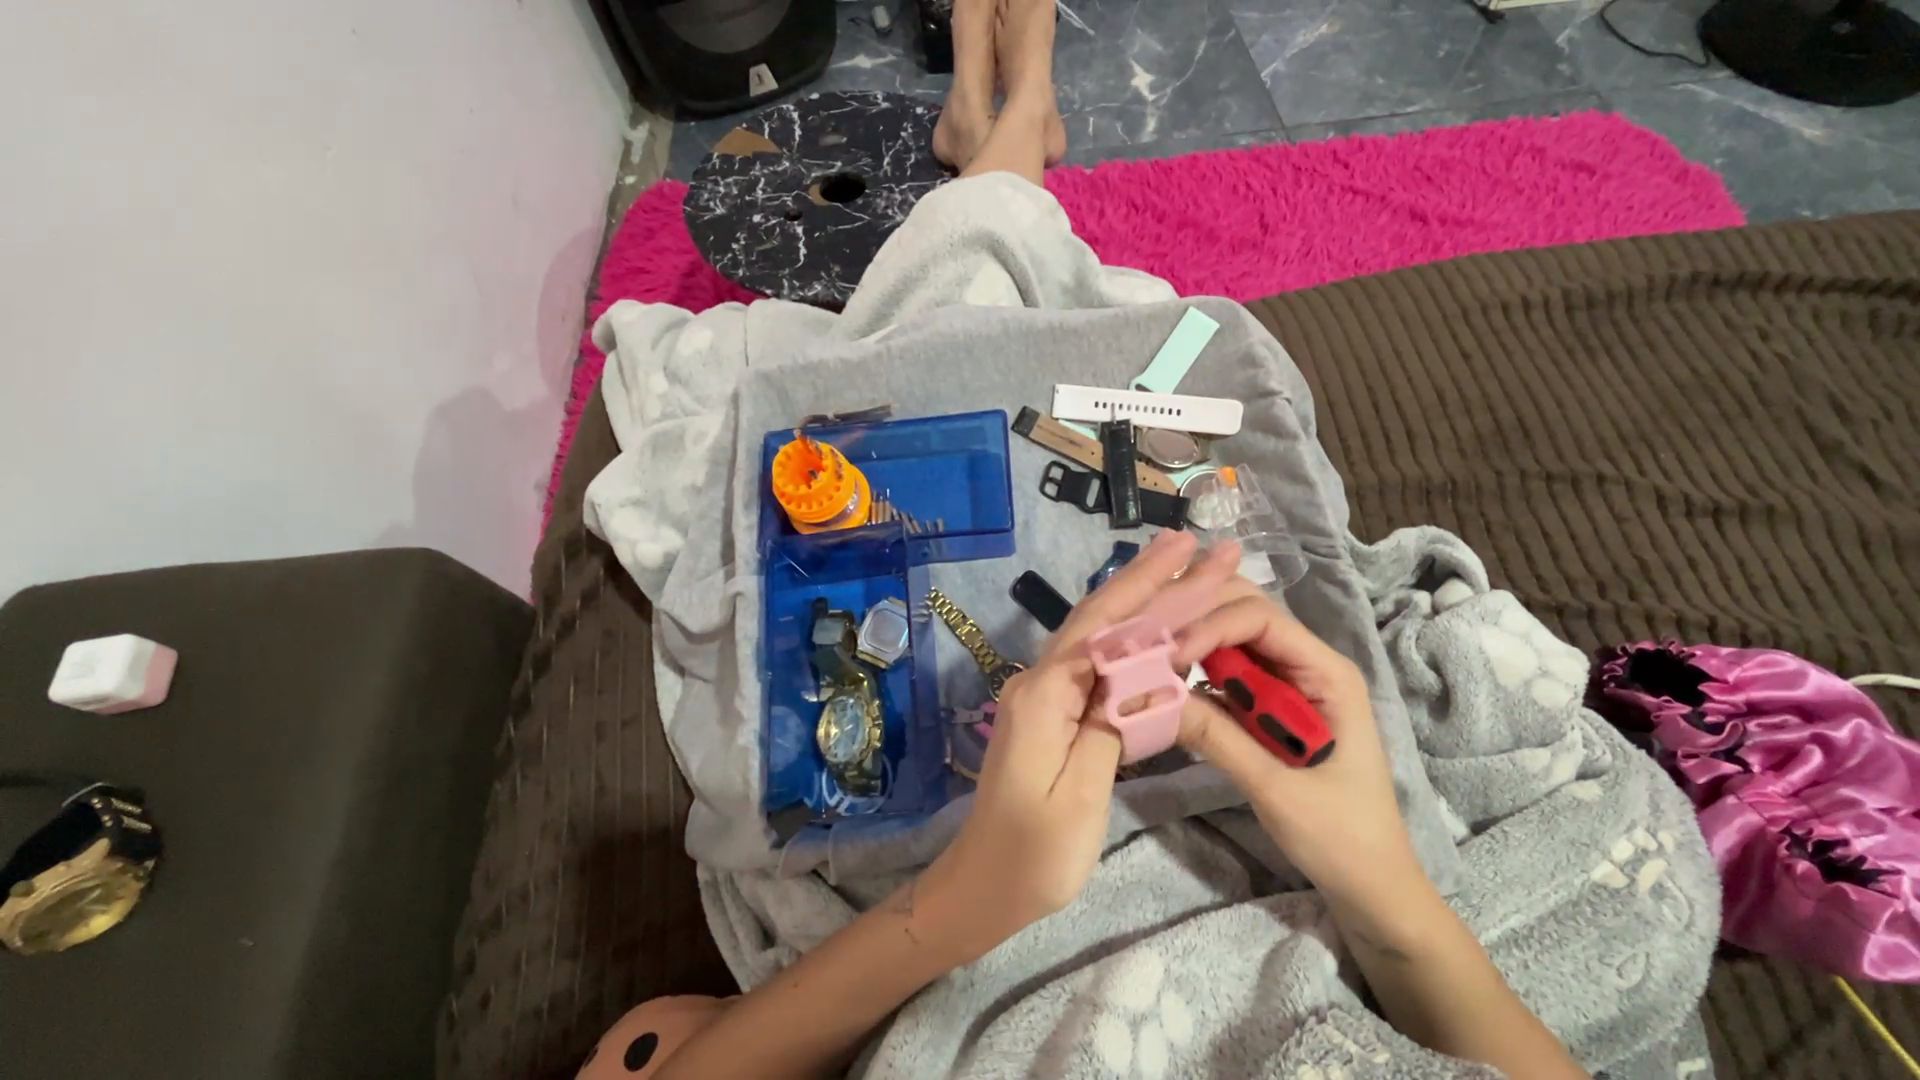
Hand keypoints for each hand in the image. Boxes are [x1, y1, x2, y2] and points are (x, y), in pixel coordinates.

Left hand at [924, 531, 1244, 958]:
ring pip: (1096, 635)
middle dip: (1149, 578)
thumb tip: (1139, 676)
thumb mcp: (1078, 795)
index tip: (1196, 554)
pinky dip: (1128, 638)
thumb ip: (1109, 726)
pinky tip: (1149, 626)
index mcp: (1044, 693)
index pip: (1107, 626)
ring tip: (1181, 565)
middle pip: (1100, 618)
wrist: (983, 885)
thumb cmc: (1032, 853)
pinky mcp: (1051, 714)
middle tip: (1197, 542)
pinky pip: (1094, 664)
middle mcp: (1038, 681)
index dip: (1154, 588)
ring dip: (1139, 599)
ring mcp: (1042, 696)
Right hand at [1173, 580, 1431, 919]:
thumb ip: (1218, 738)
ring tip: (1144, 653)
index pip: (1261, 619)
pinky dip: (1193, 670)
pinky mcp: (1268, 708)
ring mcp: (1287, 685)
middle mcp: (1306, 665)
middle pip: (1245, 612)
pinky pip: (1226, 672)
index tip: (1166, 656)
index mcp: (1326, 674)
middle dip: (1195, 617)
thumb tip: (1152, 696)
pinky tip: (1161, 677)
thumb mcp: (1276, 789)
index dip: (1210, 626)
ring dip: (1190, 639)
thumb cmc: (1340, 837)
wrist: (1372, 885)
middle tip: (1144, 640)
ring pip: (1231, 637)